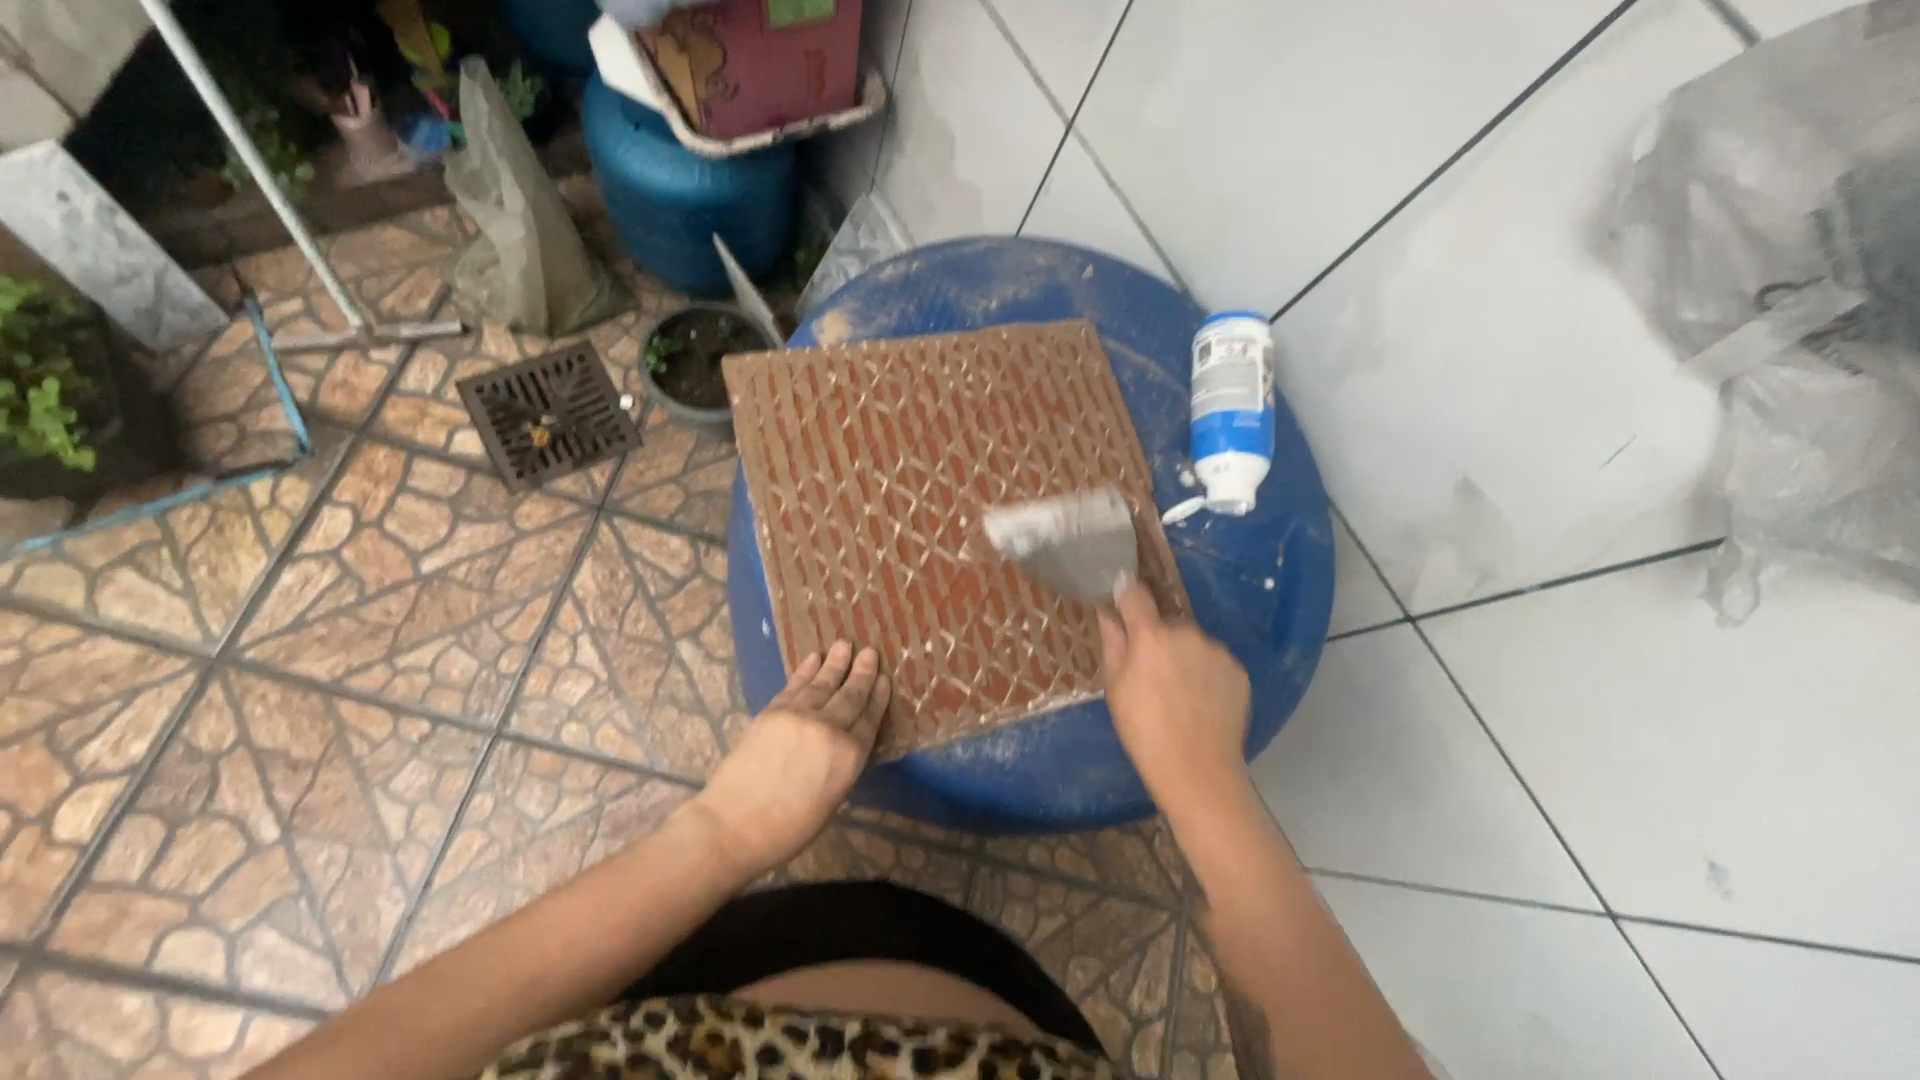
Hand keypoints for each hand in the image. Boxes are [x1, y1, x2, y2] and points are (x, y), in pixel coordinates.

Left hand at [692, 640, 890, 876]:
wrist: (734, 824)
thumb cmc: (788, 829)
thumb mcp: (831, 801)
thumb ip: (841, 766)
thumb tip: (842, 746)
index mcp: (850, 756)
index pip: (870, 719)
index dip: (877, 697)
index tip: (884, 678)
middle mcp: (830, 729)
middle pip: (850, 695)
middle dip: (862, 672)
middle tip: (870, 651)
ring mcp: (799, 716)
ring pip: (823, 683)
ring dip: (836, 662)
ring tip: (845, 644)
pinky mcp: (773, 711)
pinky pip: (795, 685)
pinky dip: (805, 670)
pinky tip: (814, 658)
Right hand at [1099, 581, 1251, 812]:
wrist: (1197, 770)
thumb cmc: (1144, 732)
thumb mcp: (1116, 689)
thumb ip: (1113, 643)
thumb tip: (1107, 612)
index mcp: (1152, 636)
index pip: (1135, 594)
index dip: (1125, 596)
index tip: (1120, 605)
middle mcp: (1188, 634)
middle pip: (1167, 624)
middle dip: (1158, 640)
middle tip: (1151, 676)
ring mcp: (1217, 651)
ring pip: (1193, 644)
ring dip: (1184, 657)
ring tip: (1180, 695)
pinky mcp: (1239, 671)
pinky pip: (1215, 662)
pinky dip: (1207, 675)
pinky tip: (1201, 703)